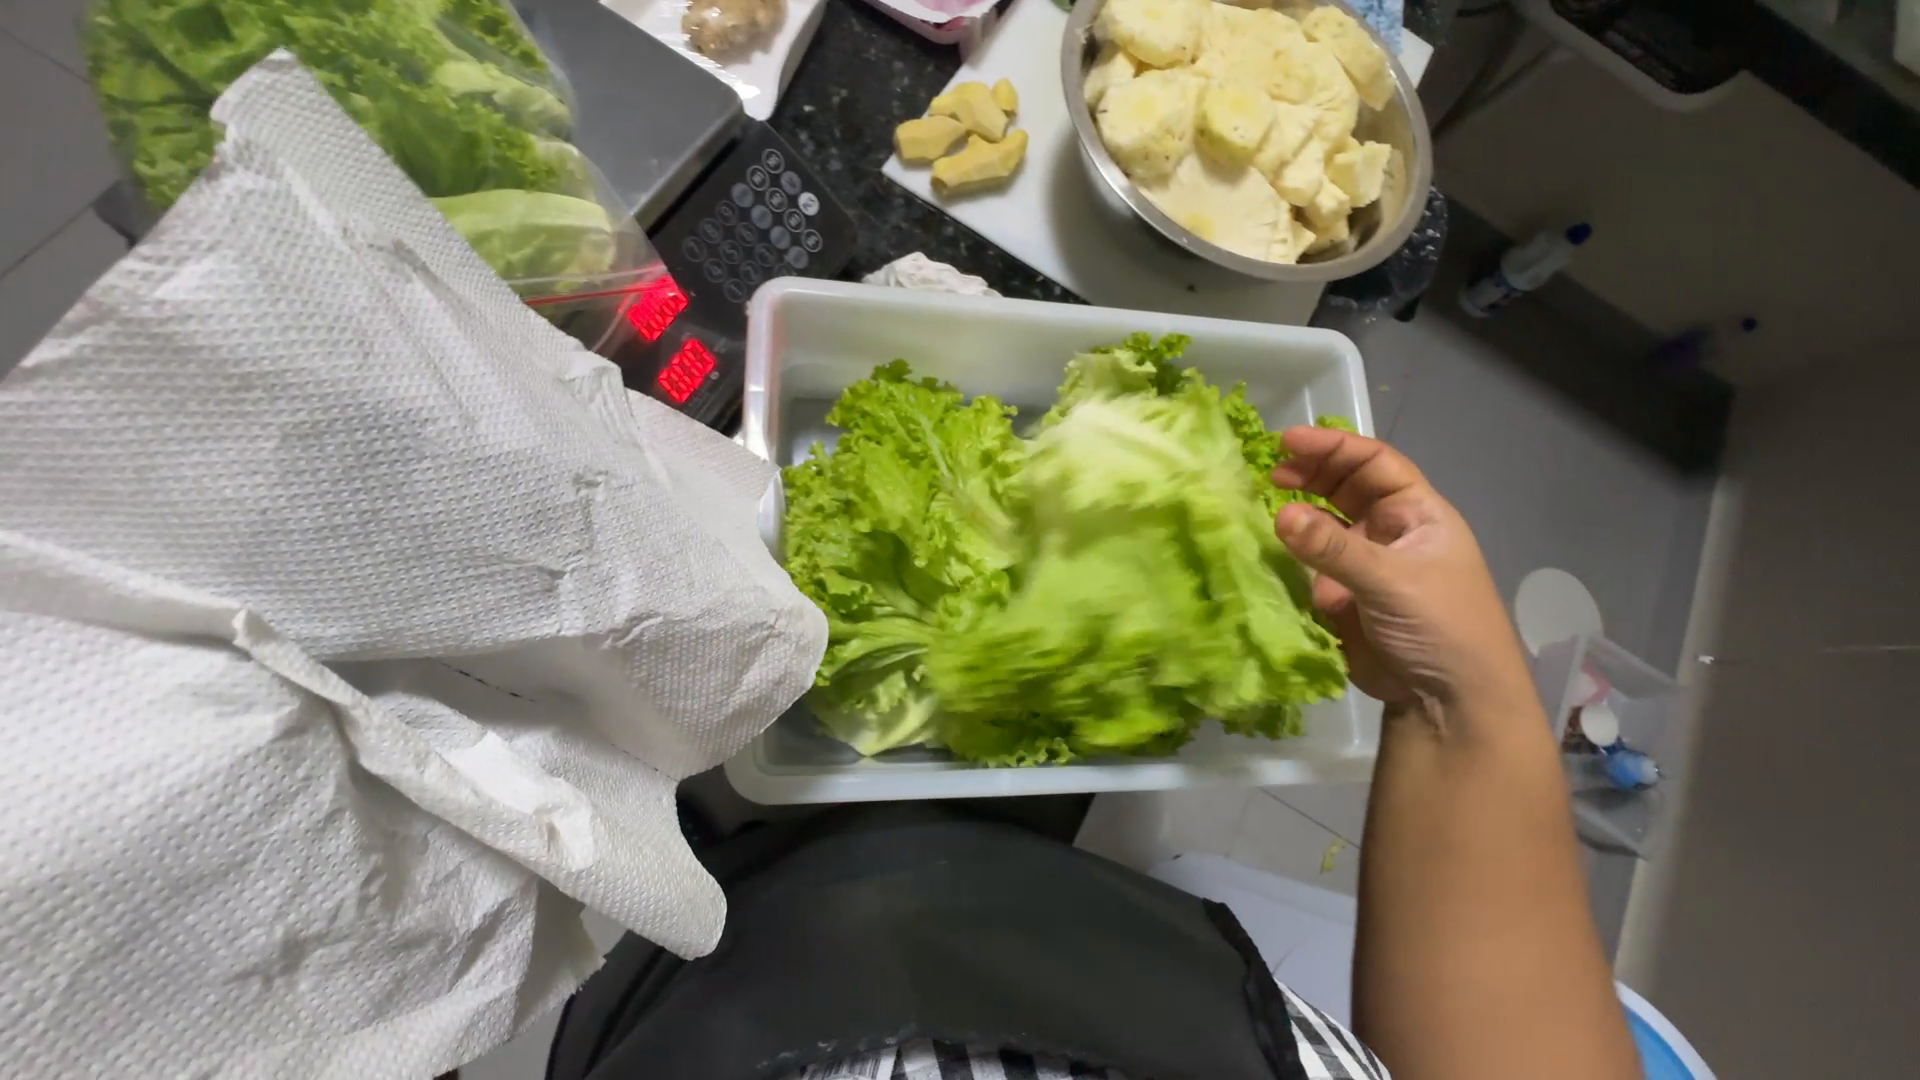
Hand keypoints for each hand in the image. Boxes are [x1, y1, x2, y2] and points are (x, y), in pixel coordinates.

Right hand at [1271, 426, 1532, 719]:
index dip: (1333, 448)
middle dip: (1311, 474)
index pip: (1375, 464)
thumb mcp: (1391, 581)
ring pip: (1323, 525)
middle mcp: (1389, 532)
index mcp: (1417, 514)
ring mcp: (1362, 565)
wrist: (1447, 701)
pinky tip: (1264, 549)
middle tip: (1270, 473)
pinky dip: (1286, 553)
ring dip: (1296, 513)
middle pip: (1345, 488)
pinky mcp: (1340, 596)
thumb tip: (1278, 514)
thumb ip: (1333, 548)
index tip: (1287, 442)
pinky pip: (1308, 565)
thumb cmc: (1441, 627)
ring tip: (1262, 506)